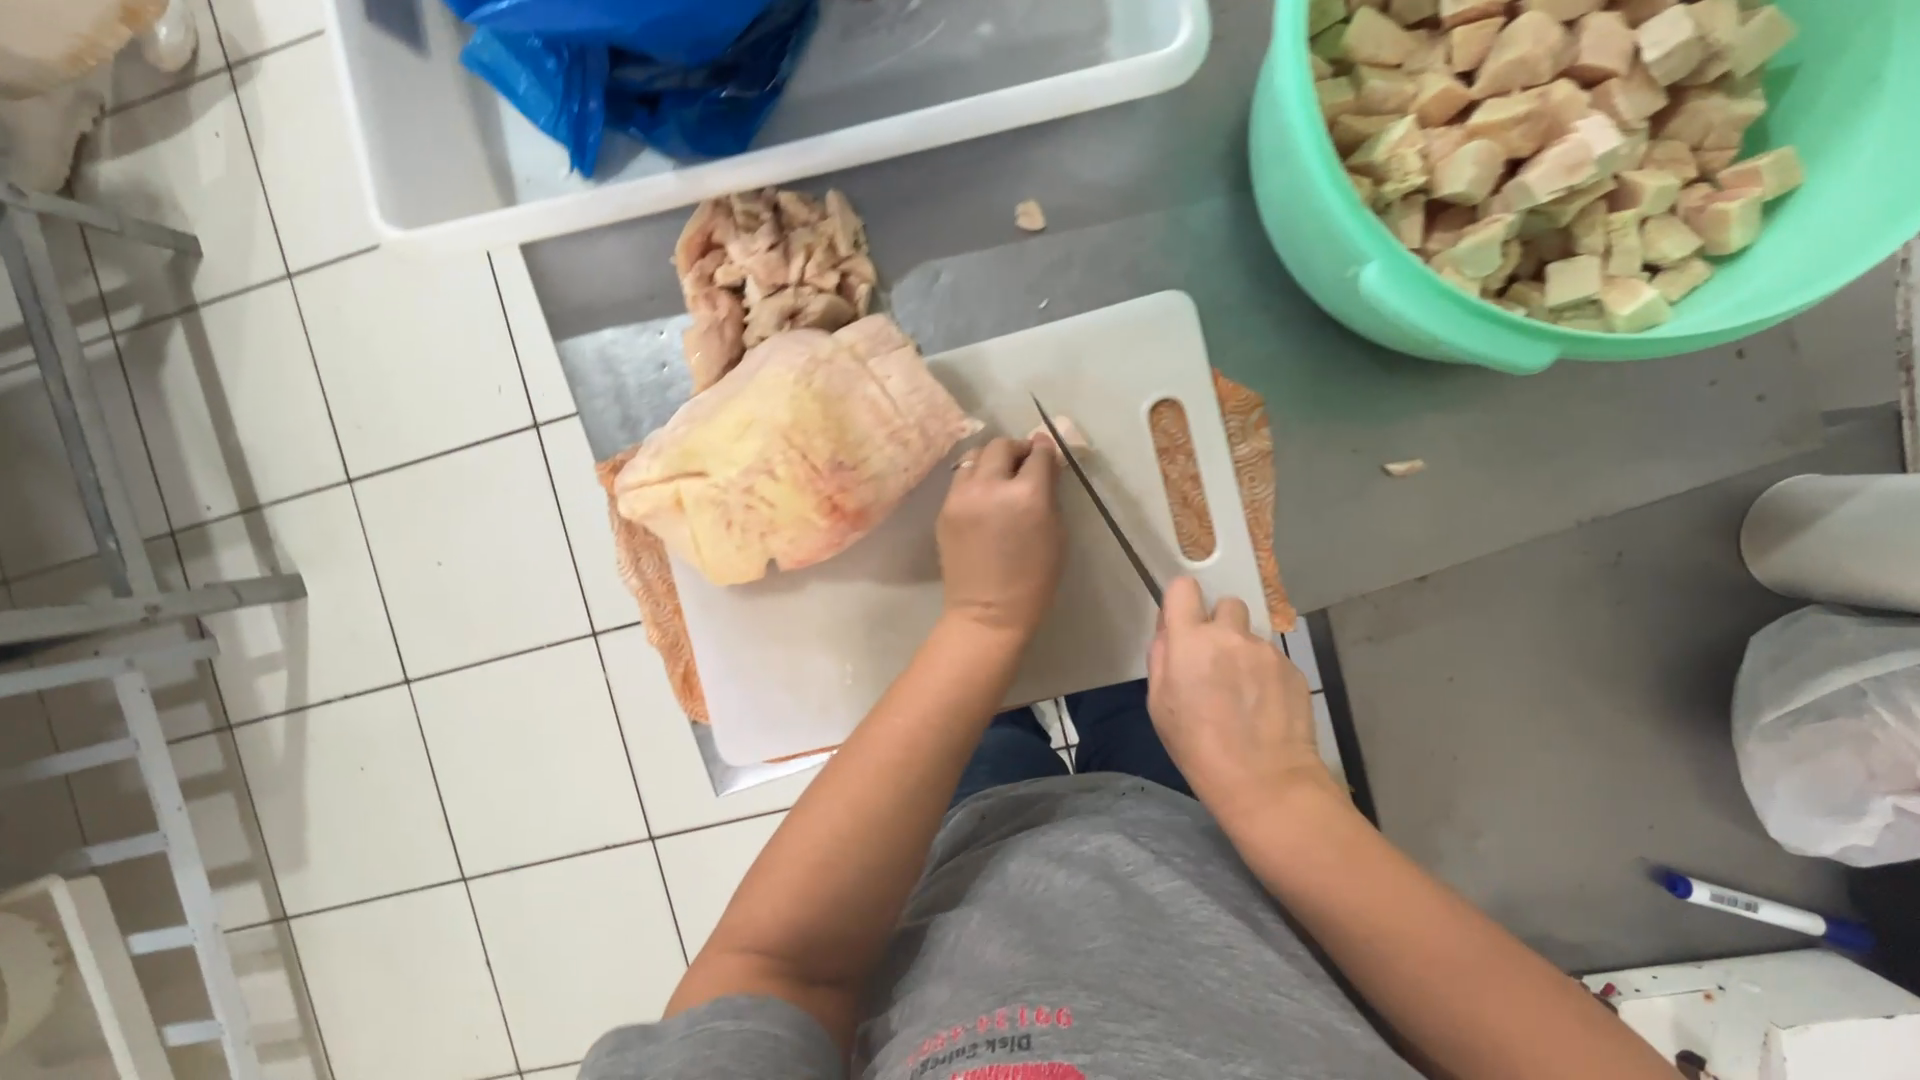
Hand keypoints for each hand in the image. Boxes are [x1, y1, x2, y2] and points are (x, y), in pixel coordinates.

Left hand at [937, 436, 1063, 638]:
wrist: (988, 612)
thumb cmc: (1034, 579)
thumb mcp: (1056, 533)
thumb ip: (1049, 494)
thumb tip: (1044, 468)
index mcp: (1027, 494)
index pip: (1038, 453)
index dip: (1044, 448)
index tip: (1046, 450)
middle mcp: (991, 486)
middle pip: (1001, 445)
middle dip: (1017, 449)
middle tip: (1024, 463)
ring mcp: (961, 496)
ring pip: (975, 456)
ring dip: (991, 460)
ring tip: (999, 477)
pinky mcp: (944, 509)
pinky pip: (960, 480)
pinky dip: (974, 480)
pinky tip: (983, 498)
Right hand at [1147, 577, 1342, 826]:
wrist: (1265, 782)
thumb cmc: (1198, 747)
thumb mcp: (1159, 705)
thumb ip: (1162, 658)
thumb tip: (1170, 634)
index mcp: (1190, 640)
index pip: (1184, 588)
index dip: (1182, 602)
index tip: (1184, 624)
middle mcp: (1230, 635)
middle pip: (1225, 605)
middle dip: (1219, 626)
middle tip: (1216, 662)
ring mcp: (1266, 651)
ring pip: (1250, 636)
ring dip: (1243, 653)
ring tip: (1243, 694)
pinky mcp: (1293, 669)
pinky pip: (1272, 659)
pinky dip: (1266, 675)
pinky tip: (1264, 708)